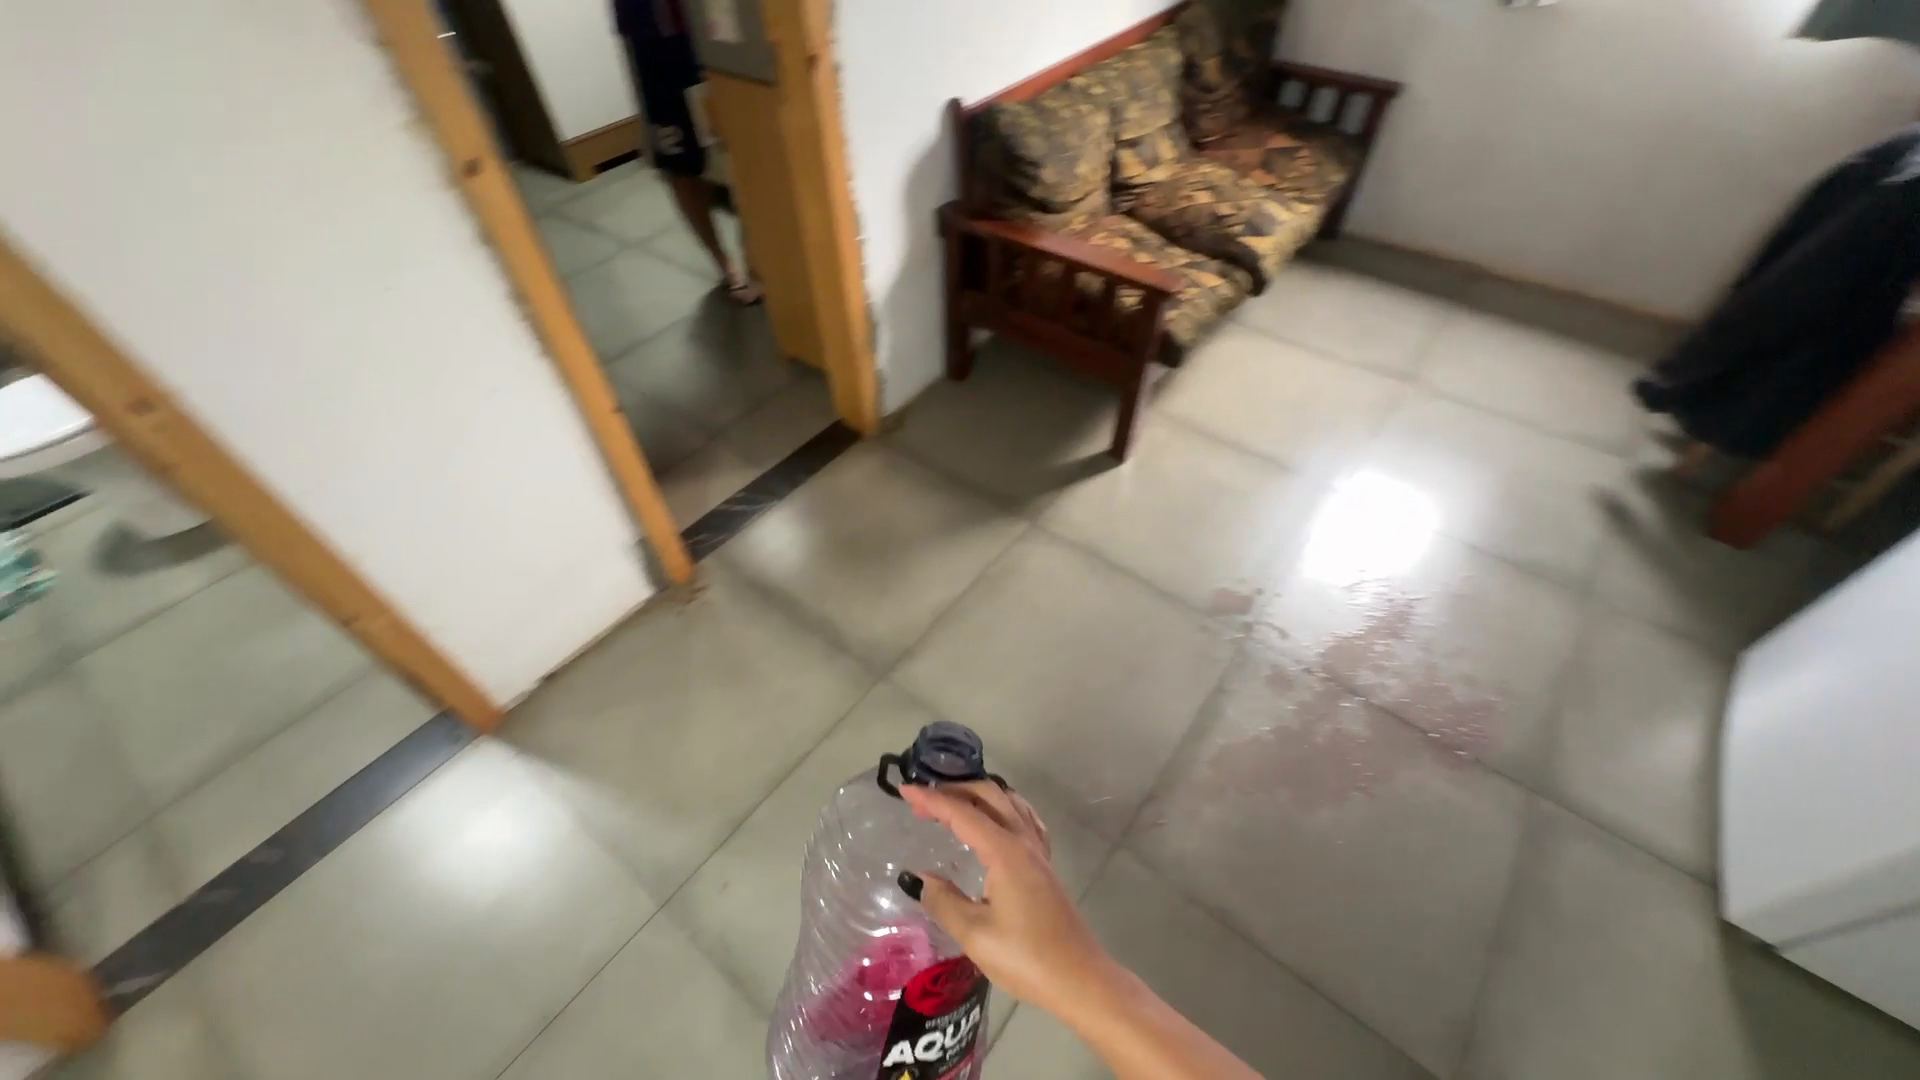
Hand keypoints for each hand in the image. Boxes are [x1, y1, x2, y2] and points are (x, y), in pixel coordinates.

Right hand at [899, 782, 1118, 1018]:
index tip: (904, 790)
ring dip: (978, 795)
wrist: (1079, 978)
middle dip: (953, 790)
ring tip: (953, 804)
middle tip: (922, 801)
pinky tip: (996, 820)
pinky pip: (1024, 819)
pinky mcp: (1046, 866)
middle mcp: (1023, 841)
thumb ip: (943, 901)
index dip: (931, 800)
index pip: (962, 813)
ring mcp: (1039, 851)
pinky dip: (1003, 807)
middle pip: (989, 796)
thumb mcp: (975, 935)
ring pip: (1009, 802)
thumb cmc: (1026, 957)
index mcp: (1005, 851)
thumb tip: (917, 877)